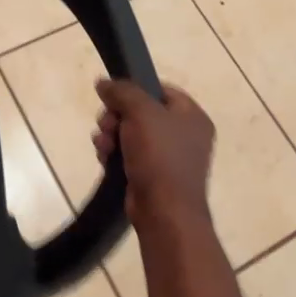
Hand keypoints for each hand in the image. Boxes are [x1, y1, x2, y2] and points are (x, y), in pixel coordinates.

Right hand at [93, 78, 215, 228]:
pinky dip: (113, 153)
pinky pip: (127, 153)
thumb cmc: (159, 156)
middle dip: (116, 116)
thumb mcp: (141, 112)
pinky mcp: (152, 175)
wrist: (164, 213)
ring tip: (103, 144)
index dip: (134, 89)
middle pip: (140, 111)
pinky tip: (104, 157)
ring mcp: (168, 157)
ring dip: (110, 134)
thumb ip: (122, 91)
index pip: (160, 89)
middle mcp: (184, 135)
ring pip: (129, 132)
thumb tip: (103, 83)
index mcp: (192, 116)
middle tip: (106, 124)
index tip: (113, 96)